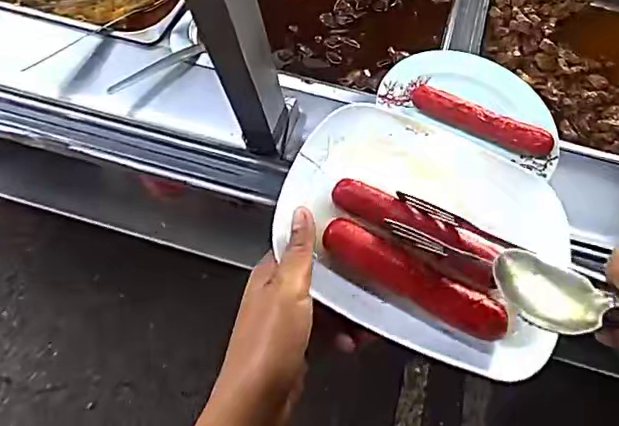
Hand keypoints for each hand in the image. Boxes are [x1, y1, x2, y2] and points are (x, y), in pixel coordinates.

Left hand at [197, 208, 350, 425]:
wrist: (255, 409)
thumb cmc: (263, 352)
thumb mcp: (288, 289)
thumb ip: (298, 250)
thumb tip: (300, 212)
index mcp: (269, 276)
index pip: (297, 241)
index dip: (322, 234)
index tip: (347, 228)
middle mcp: (275, 296)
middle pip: (316, 272)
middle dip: (342, 275)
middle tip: (363, 272)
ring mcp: (286, 323)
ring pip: (325, 302)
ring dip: (346, 307)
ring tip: (362, 312)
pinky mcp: (297, 347)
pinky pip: (327, 329)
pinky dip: (342, 331)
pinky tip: (352, 338)